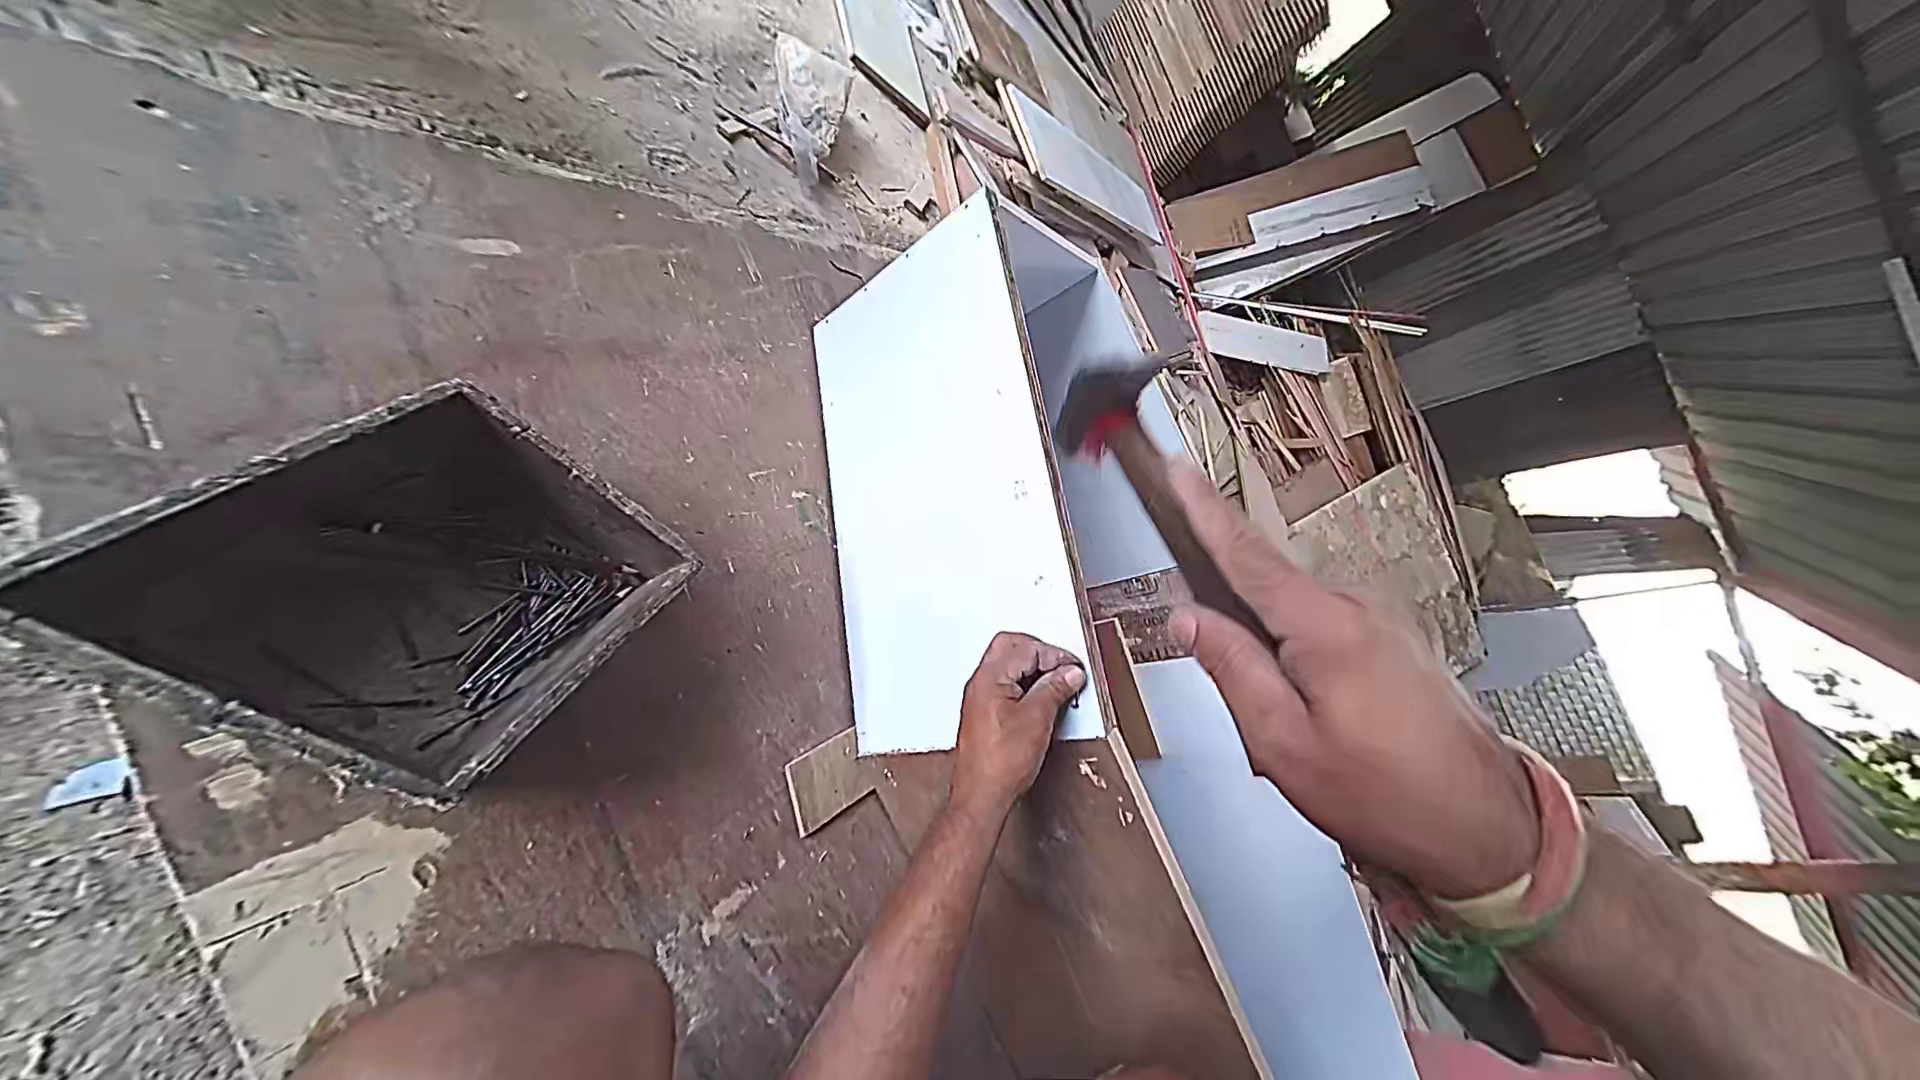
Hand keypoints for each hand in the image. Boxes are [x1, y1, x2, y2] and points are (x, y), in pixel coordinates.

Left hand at [950, 632, 1086, 817]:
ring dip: (1033, 668)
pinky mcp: (984, 712)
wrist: (981, 795)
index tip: (1073, 669)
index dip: (1055, 656)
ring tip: (1057, 686)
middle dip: (1040, 652)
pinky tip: (1042, 700)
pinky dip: (1025, 684)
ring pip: (1007, 664)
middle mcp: (980, 682)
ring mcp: (980, 696)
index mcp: (990, 677)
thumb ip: (1054, 689)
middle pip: (1010, 646)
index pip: (1026, 648)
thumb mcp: (1037, 720)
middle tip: (1063, 668)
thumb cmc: (999, 764)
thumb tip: (1069, 673)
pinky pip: (1005, 683)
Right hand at [1166, 463, 1538, 899]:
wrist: (1488, 829)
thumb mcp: (1282, 741)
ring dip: (1259, 634)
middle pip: (1262, 577)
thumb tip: (1187, 618)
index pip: (1244, 554)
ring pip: (1286, 604)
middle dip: (1222, 595)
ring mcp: (1376, 620)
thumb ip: (1229, 666)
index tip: (1179, 472)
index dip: (1203, 510)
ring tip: (1273, 704)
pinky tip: (1297, 693)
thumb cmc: (1388, 795)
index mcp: (1325, 628)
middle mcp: (1355, 610)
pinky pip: (1314, 619)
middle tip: (1211, 647)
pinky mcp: (1385, 638)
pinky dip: (1288, 640)